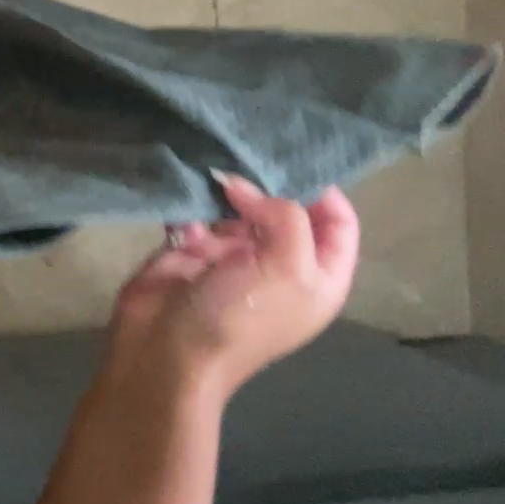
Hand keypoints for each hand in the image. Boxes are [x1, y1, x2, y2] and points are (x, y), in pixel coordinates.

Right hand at [110, 173, 360, 399]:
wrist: (168, 349)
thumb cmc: (240, 316)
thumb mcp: (285, 268)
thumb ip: (283, 217)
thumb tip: (244, 184)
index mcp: (316, 274)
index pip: (337, 223)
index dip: (322, 192)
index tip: (291, 160)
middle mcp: (276, 262)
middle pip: (279, 210)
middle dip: (261, 185)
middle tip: (239, 154)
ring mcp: (228, 257)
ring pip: (230, 209)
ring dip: (218, 193)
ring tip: (205, 171)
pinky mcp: (185, 251)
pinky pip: (190, 216)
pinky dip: (184, 206)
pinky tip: (179, 203)